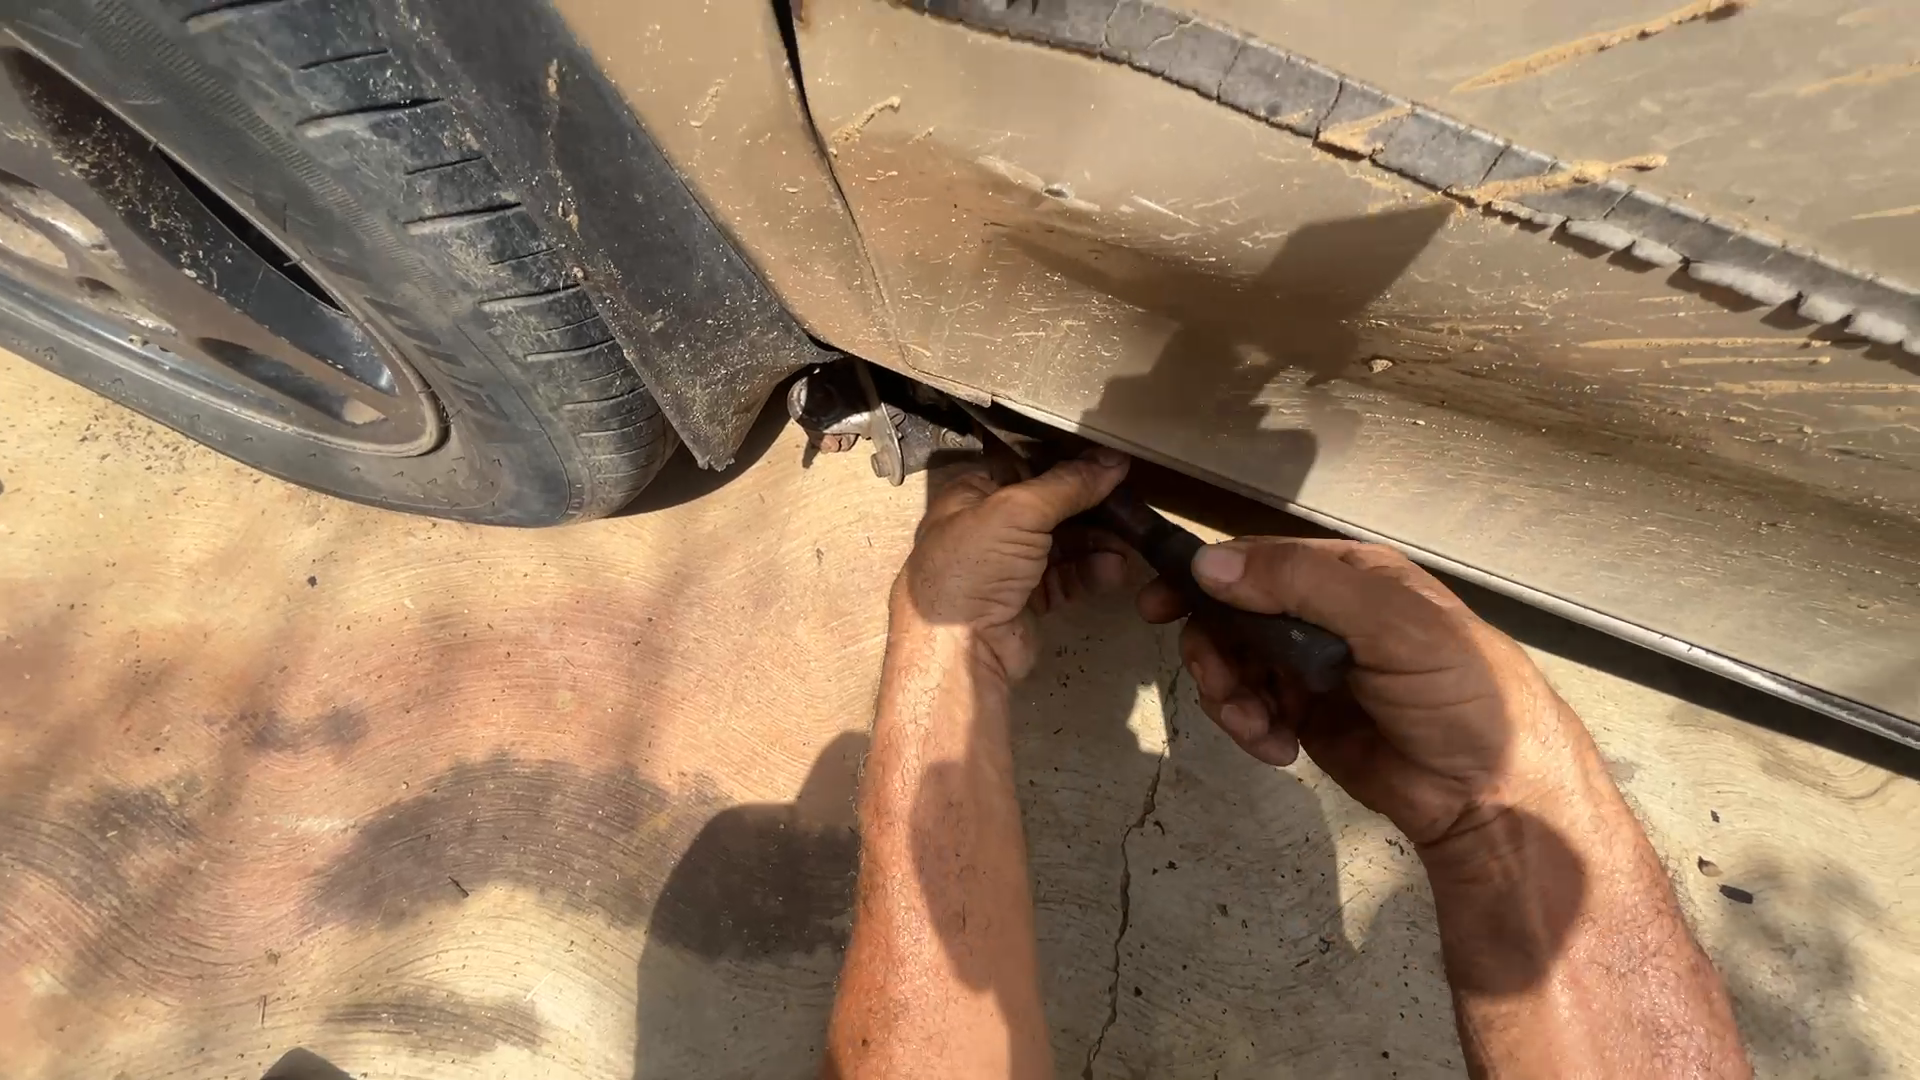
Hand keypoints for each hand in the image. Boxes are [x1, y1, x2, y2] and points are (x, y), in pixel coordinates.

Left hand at [894, 449, 1131, 681]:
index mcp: (973, 493)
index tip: (1109, 461)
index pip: (1025, 465)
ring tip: (1130, 540)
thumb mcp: (1017, 510)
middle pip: (1050, 506)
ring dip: (1098, 540)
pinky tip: (1114, 569)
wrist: (959, 647)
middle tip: (1130, 501)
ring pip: (1064, 543)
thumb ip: (1067, 484)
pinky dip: (1091, 571)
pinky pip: (1068, 577)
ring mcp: (1009, 565)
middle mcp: (989, 526)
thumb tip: (1114, 461)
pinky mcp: (1029, 599)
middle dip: (1090, 505)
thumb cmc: (972, 565)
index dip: (1065, 463)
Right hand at [1138, 538, 1584, 846]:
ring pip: (1231, 662)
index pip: (1255, 560)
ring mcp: (1305, 665)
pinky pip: (1246, 706)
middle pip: (1230, 614)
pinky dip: (1248, 725)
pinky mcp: (1299, 712)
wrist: (1495, 798)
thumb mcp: (1390, 624)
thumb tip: (1205, 563)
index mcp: (1344, 575)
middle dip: (1214, 650)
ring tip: (1257, 727)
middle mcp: (1319, 613)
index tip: (1157, 604)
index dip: (1201, 578)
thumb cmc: (1455, 693)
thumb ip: (1299, 584)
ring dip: (1228, 694)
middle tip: (1219, 685)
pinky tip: (1276, 749)